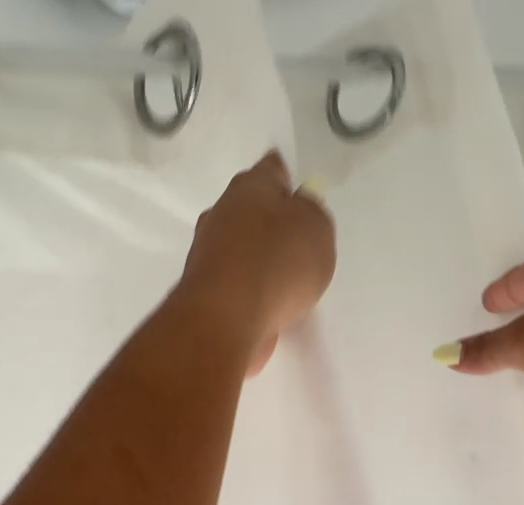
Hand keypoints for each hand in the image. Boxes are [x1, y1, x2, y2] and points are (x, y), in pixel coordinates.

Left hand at [176, 151, 336, 375]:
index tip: (301, 194)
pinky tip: (270, 307)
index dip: (289, 178)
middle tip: (299, 244)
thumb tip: (298, 209)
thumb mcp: (317, 228)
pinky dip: (252, 291)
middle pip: (252, 209)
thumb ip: (313, 214)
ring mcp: (208, 252)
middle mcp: (222, 212)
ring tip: (288, 284)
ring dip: (261, 260)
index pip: (273, 168)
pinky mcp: (206, 289)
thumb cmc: (278, 262)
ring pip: (242, 248)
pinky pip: (237, 283)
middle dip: (273, 223)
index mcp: (251, 186)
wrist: (227, 318)